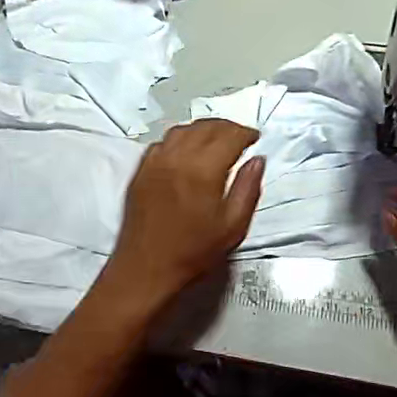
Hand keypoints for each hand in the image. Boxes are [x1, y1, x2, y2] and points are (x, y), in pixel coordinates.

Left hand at [98, 120, 265, 309]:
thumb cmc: (192, 253)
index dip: (245, 133)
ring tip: (216, 139)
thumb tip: (256, 161)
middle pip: (204, 127)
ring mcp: (154, 163)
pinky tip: (186, 151)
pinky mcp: (140, 172)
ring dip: (202, 129)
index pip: (229, 136)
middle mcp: (177, 159)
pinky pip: (161, 143)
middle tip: (239, 136)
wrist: (147, 269)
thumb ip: (248, 189)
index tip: (254, 138)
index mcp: (203, 170)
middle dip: (226, 127)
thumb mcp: (233, 226)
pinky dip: (179, 139)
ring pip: (181, 130)